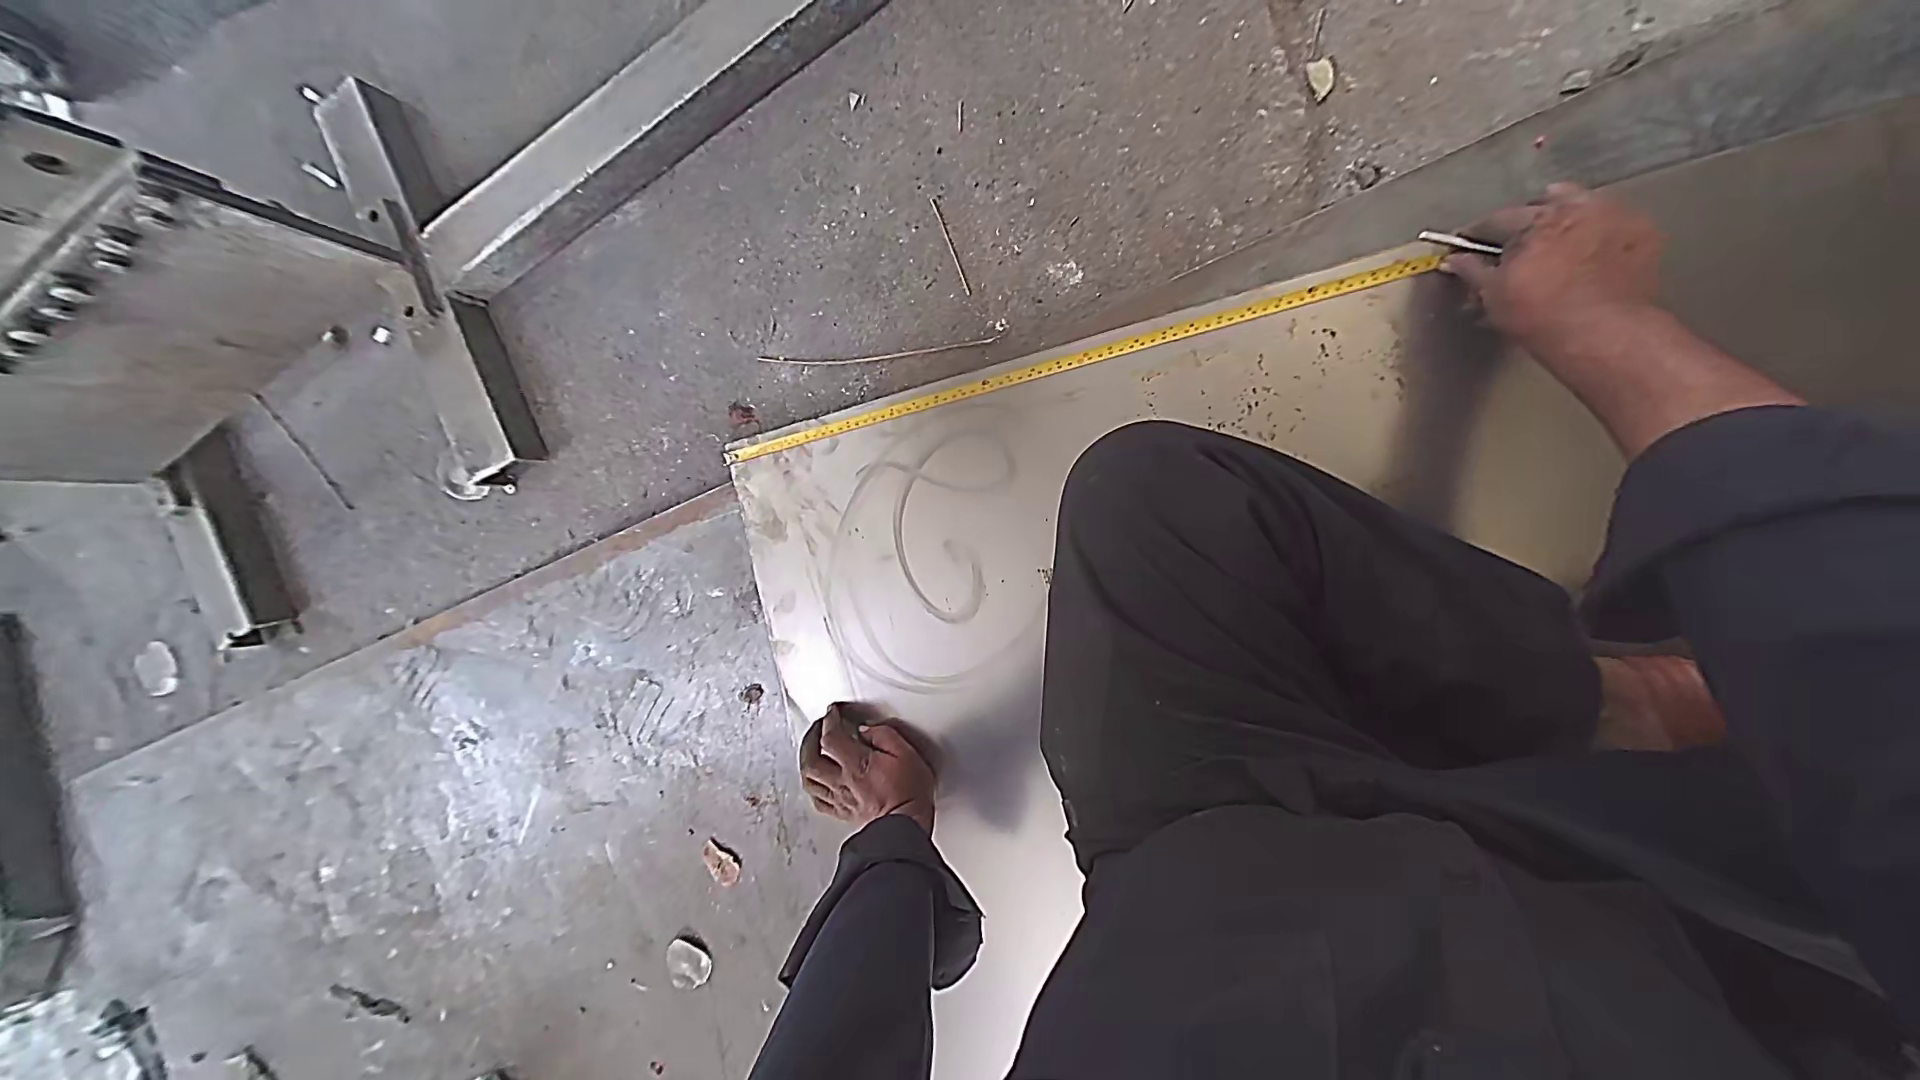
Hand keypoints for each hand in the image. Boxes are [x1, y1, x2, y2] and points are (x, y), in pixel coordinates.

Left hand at [799, 702, 937, 832]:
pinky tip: (819, 780)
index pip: (830, 737)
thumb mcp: (906, 753)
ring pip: (810, 779)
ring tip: (813, 749)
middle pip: (811, 758)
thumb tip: (867, 729)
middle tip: (819, 728)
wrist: (908, 828)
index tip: (833, 712)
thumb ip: (885, 735)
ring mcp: (840, 798)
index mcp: (857, 764)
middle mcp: (843, 781)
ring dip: (807, 760)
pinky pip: (818, 800)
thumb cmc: (910, 793)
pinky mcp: (843, 813)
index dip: (829, 720)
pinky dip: (814, 786)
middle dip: (811, 738)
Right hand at [1441, 183, 1665, 356]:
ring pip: (1584, 205)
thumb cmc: (1536, 312)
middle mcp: (1580, 207)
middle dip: (1526, 217)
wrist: (1600, 330)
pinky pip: (1612, 222)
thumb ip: (1472, 270)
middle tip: (1512, 240)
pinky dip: (1594, 232)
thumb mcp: (1492, 293)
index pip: (1497, 218)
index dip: (1475, 232)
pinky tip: (1585, 254)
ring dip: (1564, 219)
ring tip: (1552, 241)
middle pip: (1546, 201)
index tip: (1464, 243)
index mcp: (1537, 221)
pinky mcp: (1644, 232)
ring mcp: (1618, 216)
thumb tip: (1453, 260)